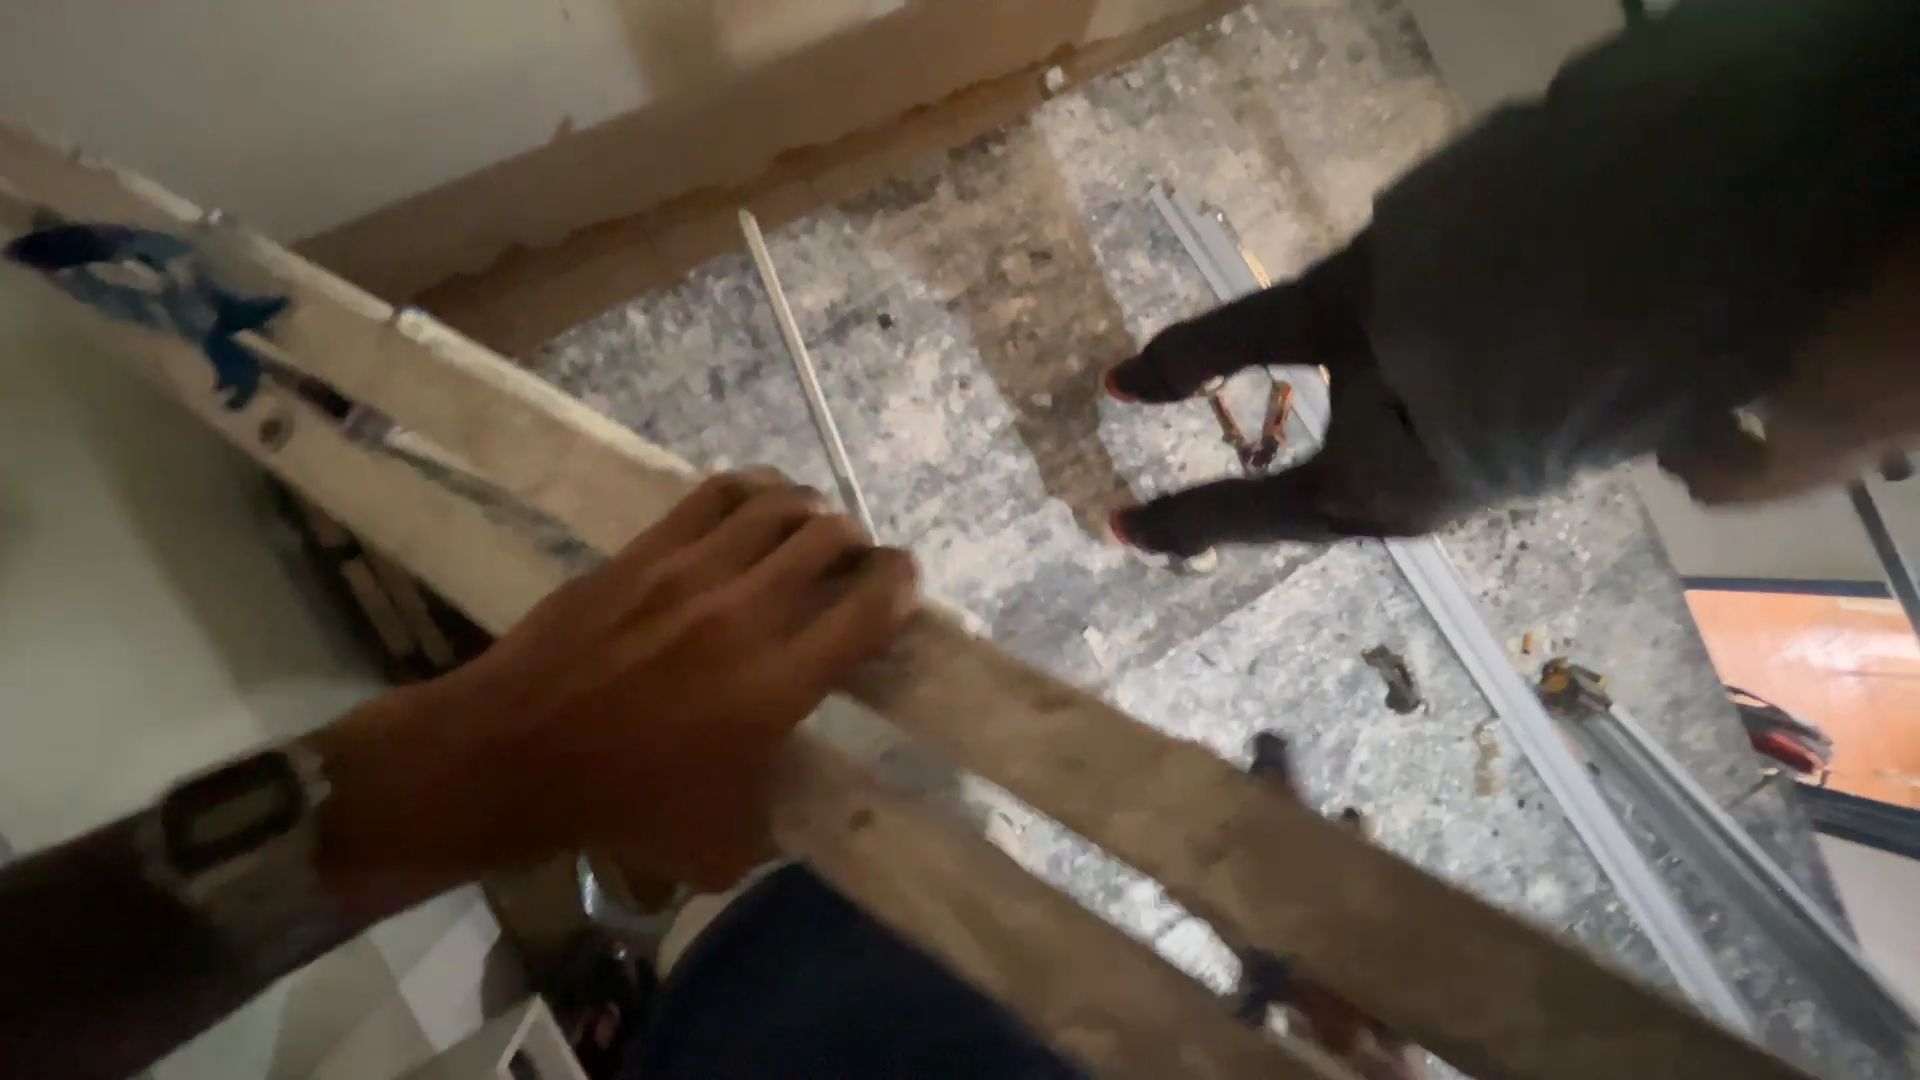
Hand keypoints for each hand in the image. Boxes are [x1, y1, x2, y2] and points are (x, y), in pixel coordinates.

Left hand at [315, 471, 918, 897]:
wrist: (509, 757)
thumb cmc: (626, 805)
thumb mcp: (730, 843)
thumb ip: (792, 816)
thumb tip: (827, 799)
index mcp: (778, 683)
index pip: (870, 606)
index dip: (903, 585)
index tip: (905, 585)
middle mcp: (747, 612)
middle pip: (832, 538)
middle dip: (862, 544)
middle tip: (857, 563)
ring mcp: (693, 571)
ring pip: (782, 505)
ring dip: (815, 511)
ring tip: (815, 529)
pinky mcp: (649, 550)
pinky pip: (720, 493)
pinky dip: (758, 489)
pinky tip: (764, 505)